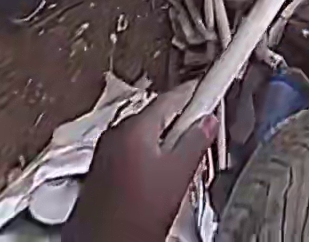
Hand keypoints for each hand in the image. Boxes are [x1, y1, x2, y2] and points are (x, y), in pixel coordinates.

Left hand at [64, 86, 216, 241]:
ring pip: (143, 135)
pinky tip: (156, 180)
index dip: (192, 94)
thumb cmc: (135, 219)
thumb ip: (195, 142)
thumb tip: (208, 120)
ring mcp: (106, 151)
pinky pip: (130, 151)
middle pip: (156, 116)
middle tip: (199, 134)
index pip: (170, 98)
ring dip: (162, 143)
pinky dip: (146, 157)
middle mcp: (116, 133)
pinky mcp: (101, 170)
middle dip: (178, 124)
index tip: (207, 89)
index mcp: (135, 128)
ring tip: (177, 167)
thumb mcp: (176, 177)